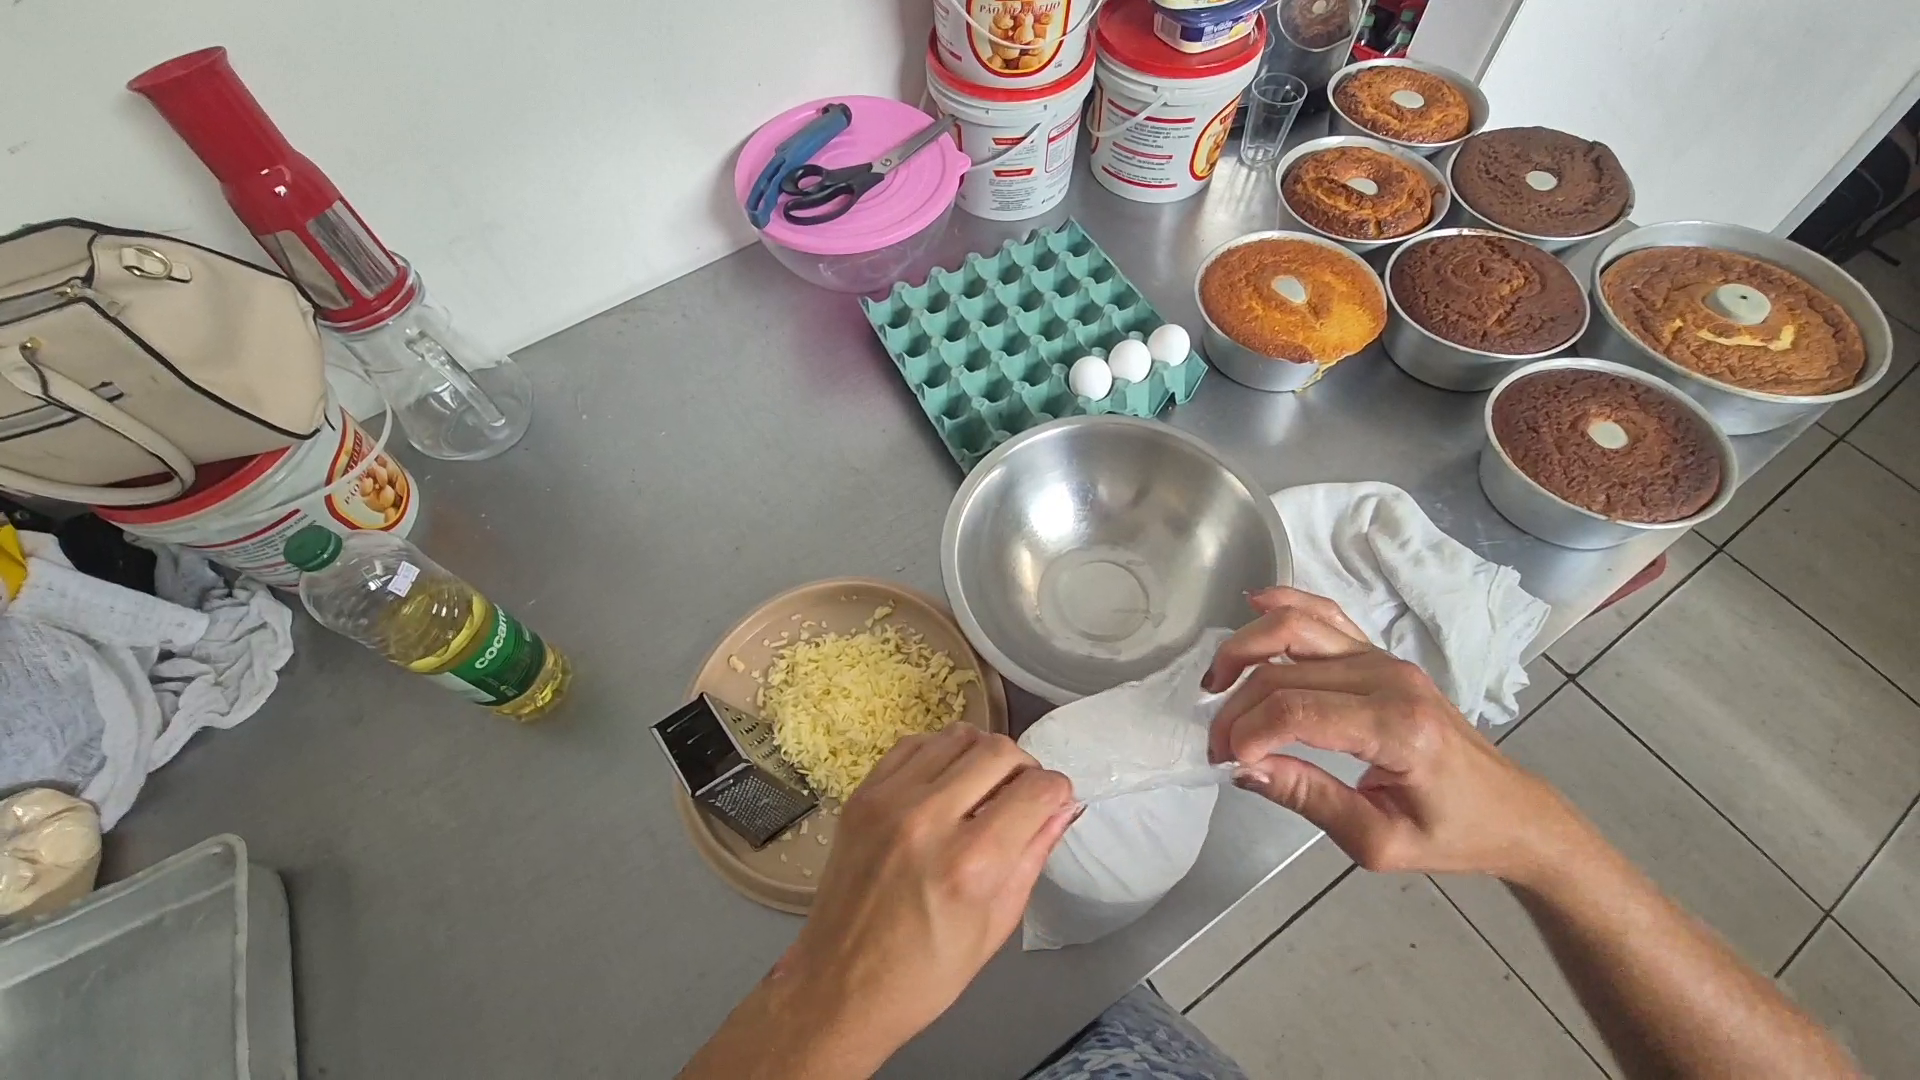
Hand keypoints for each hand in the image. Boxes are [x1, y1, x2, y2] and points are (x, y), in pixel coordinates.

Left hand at [778, 724, 1077, 1071]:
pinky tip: (945, 783)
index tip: (1054, 802)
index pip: (1036, 790)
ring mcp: (889, 800)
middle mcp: (929, 820)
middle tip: (1021, 795)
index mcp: (970, 865)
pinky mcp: (863, 793)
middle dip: (1025, 768)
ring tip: (983, 787)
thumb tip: (1063, 807)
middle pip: (999, 751)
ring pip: (959, 735)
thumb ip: (1033, 856)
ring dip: (983, 755)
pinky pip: (915, 743)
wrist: (837, 986)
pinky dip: (940, 753)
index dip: (1057, 792)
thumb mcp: (996, 926)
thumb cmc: (923, 974)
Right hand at [1205, 587, 1582, 883]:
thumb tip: (1242, 768)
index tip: (1226, 763)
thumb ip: (1308, 798)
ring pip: (1295, 626)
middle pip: (1283, 672)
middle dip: (1236, 708)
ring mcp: (1384, 657)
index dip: (1248, 733)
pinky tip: (1251, 605)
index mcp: (1398, 729)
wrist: (1511, 811)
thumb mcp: (1378, 841)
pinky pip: (1323, 613)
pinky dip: (1283, 603)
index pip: (1297, 712)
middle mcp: (1389, 678)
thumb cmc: (1452, 834)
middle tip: (1217, 747)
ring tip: (1216, 683)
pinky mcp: (1378, 652)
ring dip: (1243, 647)